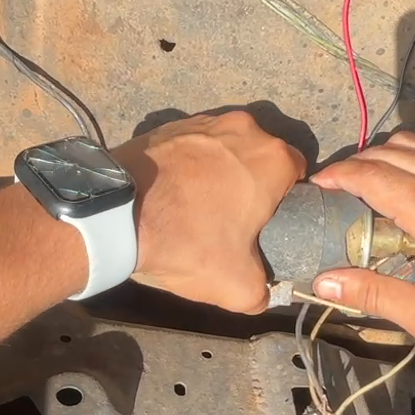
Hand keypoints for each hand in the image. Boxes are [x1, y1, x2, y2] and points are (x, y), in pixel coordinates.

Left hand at [115, 111, 305, 312]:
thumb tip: (265, 294)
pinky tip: (172, 191)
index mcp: (272, 158)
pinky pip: (192, 145)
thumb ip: (263, 294)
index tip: (270, 220)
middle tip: (234, 216)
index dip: (287, 199)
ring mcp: (203, 120)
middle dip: (252, 181)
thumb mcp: (236, 287)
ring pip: (225, 148)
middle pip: (260, 156)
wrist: (116, 214)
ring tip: (199, 204)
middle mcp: (244, 128)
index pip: (298, 173)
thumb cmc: (188, 242)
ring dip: (220, 170)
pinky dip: (188, 164)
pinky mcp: (168, 124)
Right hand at [310, 132, 414, 349]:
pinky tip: (402, 182)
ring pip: (411, 143)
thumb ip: (376, 297)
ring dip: (379, 155)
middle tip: (330, 189)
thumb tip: (323, 282)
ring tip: (361, 183)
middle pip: (387, 153)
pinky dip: (405, 155)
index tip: (313, 187)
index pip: (372, 176)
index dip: (337, 176)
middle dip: (351, 164)